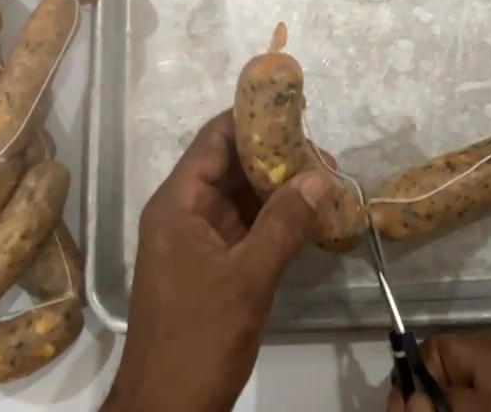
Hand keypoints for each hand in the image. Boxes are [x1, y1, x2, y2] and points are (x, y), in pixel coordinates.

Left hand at [102, 110, 334, 411]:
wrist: (165, 410)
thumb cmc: (198, 339)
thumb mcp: (247, 280)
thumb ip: (283, 224)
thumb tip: (319, 175)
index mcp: (177, 204)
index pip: (214, 140)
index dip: (251, 119)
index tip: (293, 109)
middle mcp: (183, 212)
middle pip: (229, 165)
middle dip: (274, 156)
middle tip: (323, 155)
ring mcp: (196, 239)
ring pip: (239, 196)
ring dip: (277, 188)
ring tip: (324, 180)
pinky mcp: (209, 265)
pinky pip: (243, 226)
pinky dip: (272, 218)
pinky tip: (307, 216)